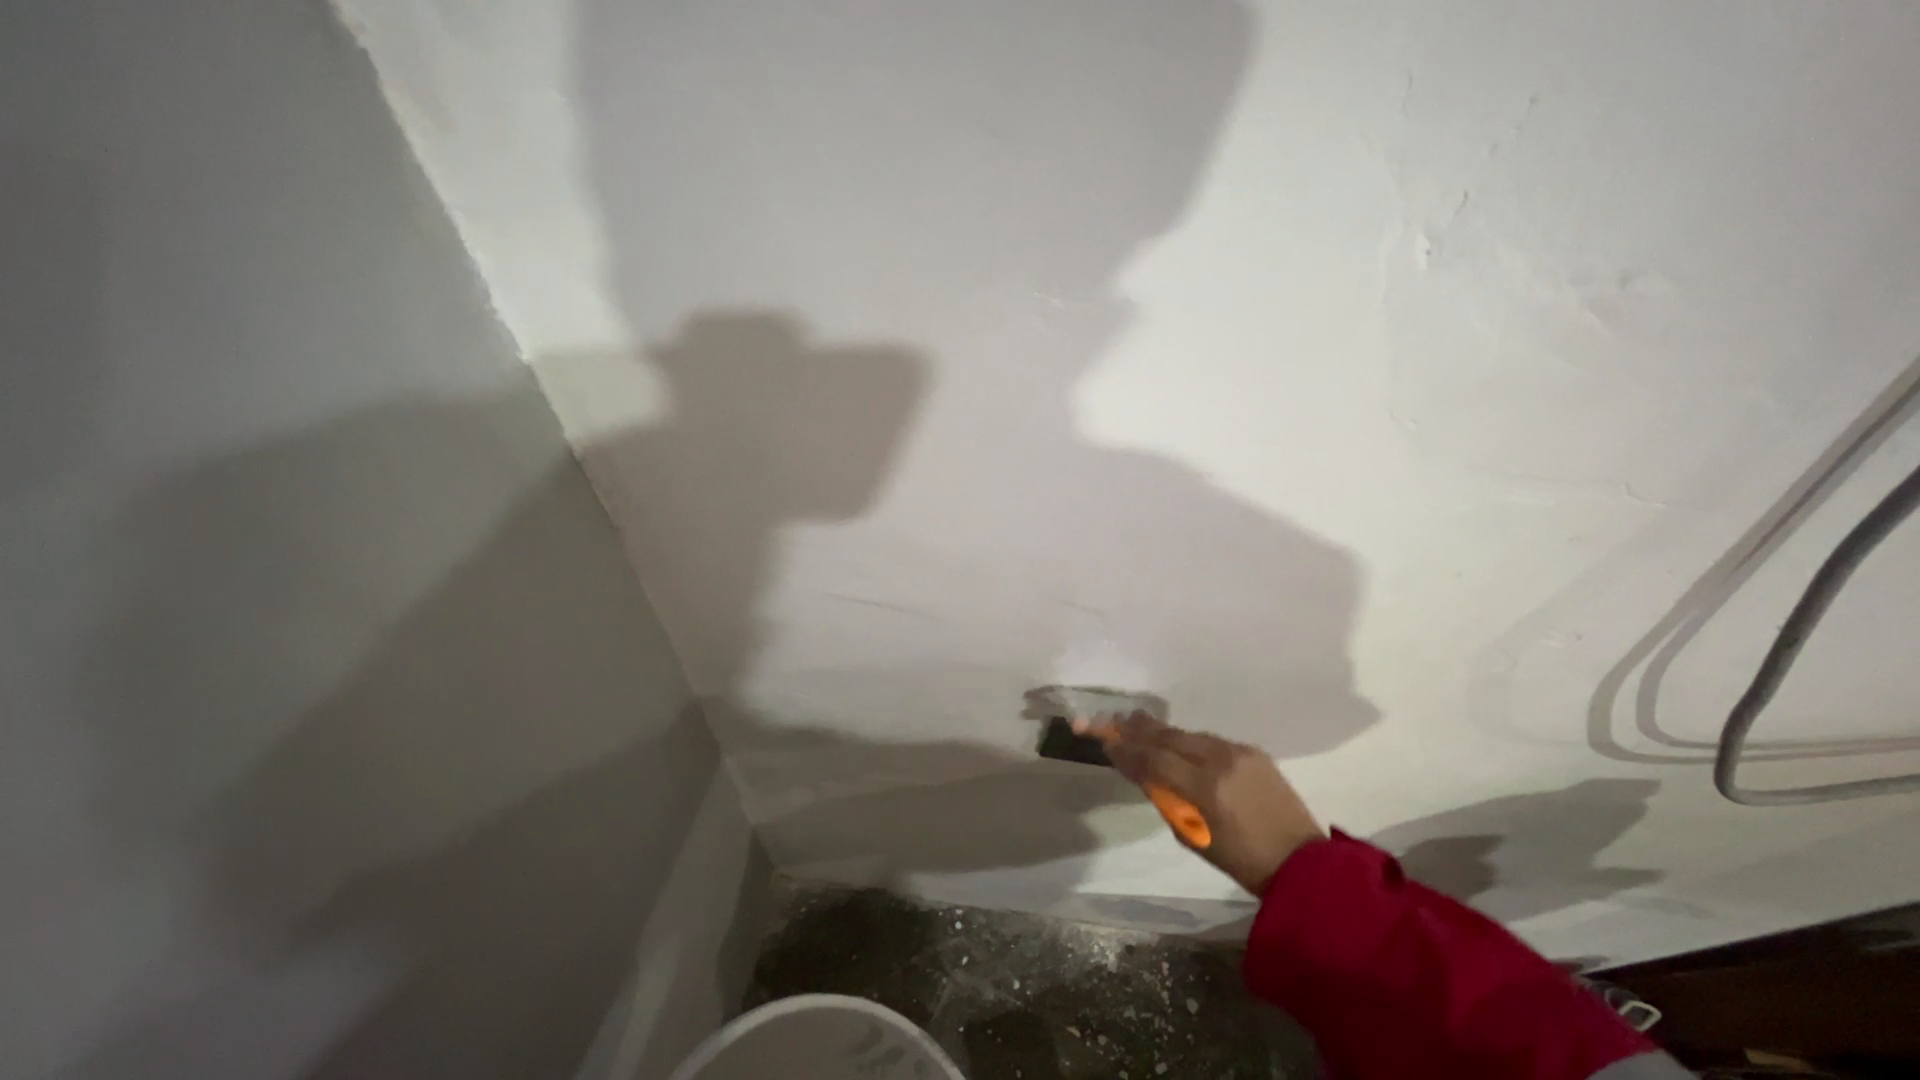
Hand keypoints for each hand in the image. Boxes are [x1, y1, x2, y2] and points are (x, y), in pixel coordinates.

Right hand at [1079, 711, 1324, 894]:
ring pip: (1189, 735)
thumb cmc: (1240, 860)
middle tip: (1113, 720)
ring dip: (1163, 733)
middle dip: (1138, 729)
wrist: (1299, 861)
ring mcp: (1240, 752)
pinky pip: (1211, 741)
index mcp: (1205, 788)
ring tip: (1138, 726)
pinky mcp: (1253, 751)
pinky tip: (1177, 743)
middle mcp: (1221, 761)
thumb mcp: (1193, 837)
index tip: (1105, 742)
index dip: (1127, 750)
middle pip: (1170, 737)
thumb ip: (1168, 800)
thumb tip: (1145, 774)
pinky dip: (1189, 741)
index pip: (1154, 759)